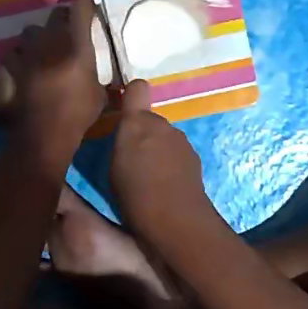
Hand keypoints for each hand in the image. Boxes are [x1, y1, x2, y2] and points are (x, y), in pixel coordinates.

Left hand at [6, 0, 104, 169]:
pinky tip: (27, 66)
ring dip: (41, 35)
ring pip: (32, 29)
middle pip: (56, 13)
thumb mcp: (101, 95)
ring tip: (47, 49)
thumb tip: (107, 79)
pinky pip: (16, 51)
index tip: (91, 14)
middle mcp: (52, 40)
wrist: (45, 133)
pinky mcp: (13, 65)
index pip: (80, 7)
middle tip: (72, 32)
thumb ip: (101, 77)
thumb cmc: (78, 114)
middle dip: (65, 18)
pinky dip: (22, 55)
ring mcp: (29, 52)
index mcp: (78, 45)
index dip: (86, 6)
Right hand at [109, 80, 216, 245]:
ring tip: (147, 176)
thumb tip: (128, 132)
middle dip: (142, 133)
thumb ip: (121, 140)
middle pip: (150, 119)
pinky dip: (170, 162)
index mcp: (137, 122)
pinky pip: (176, 153)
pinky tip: (164, 184)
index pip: (137, 88)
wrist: (175, 220)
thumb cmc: (133, 194)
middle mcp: (163, 125)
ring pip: (164, 137)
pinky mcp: (194, 159)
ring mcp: (182, 141)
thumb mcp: (113, 167)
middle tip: (131, 158)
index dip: (131, 94)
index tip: (122, 108)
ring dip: (156, 149)